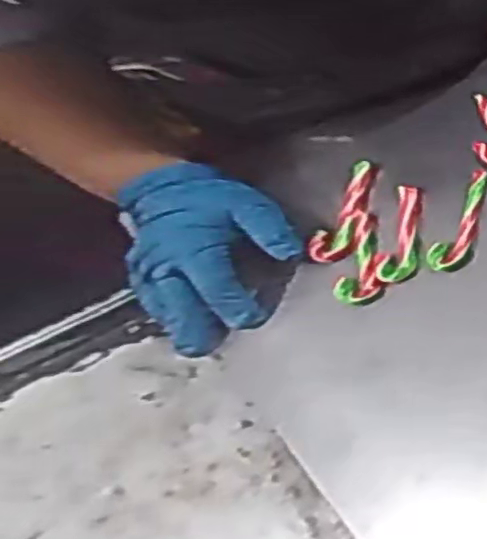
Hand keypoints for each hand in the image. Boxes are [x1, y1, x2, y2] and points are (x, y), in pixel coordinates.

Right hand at [117, 162, 302, 356]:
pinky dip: (168, 316)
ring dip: (179, 326)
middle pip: (178, 303)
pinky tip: (184, 330)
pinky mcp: (143, 276)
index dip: (232, 303)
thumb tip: (291, 255)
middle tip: (208, 349)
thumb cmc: (216, 200)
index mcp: (193, 248)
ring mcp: (148, 272)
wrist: (164, 189)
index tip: (250, 321)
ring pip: (162, 306)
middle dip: (194, 327)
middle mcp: (164, 265)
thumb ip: (271, 231)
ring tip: (199, 347)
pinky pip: (154, 301)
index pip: (213, 283)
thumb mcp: (251, 207)